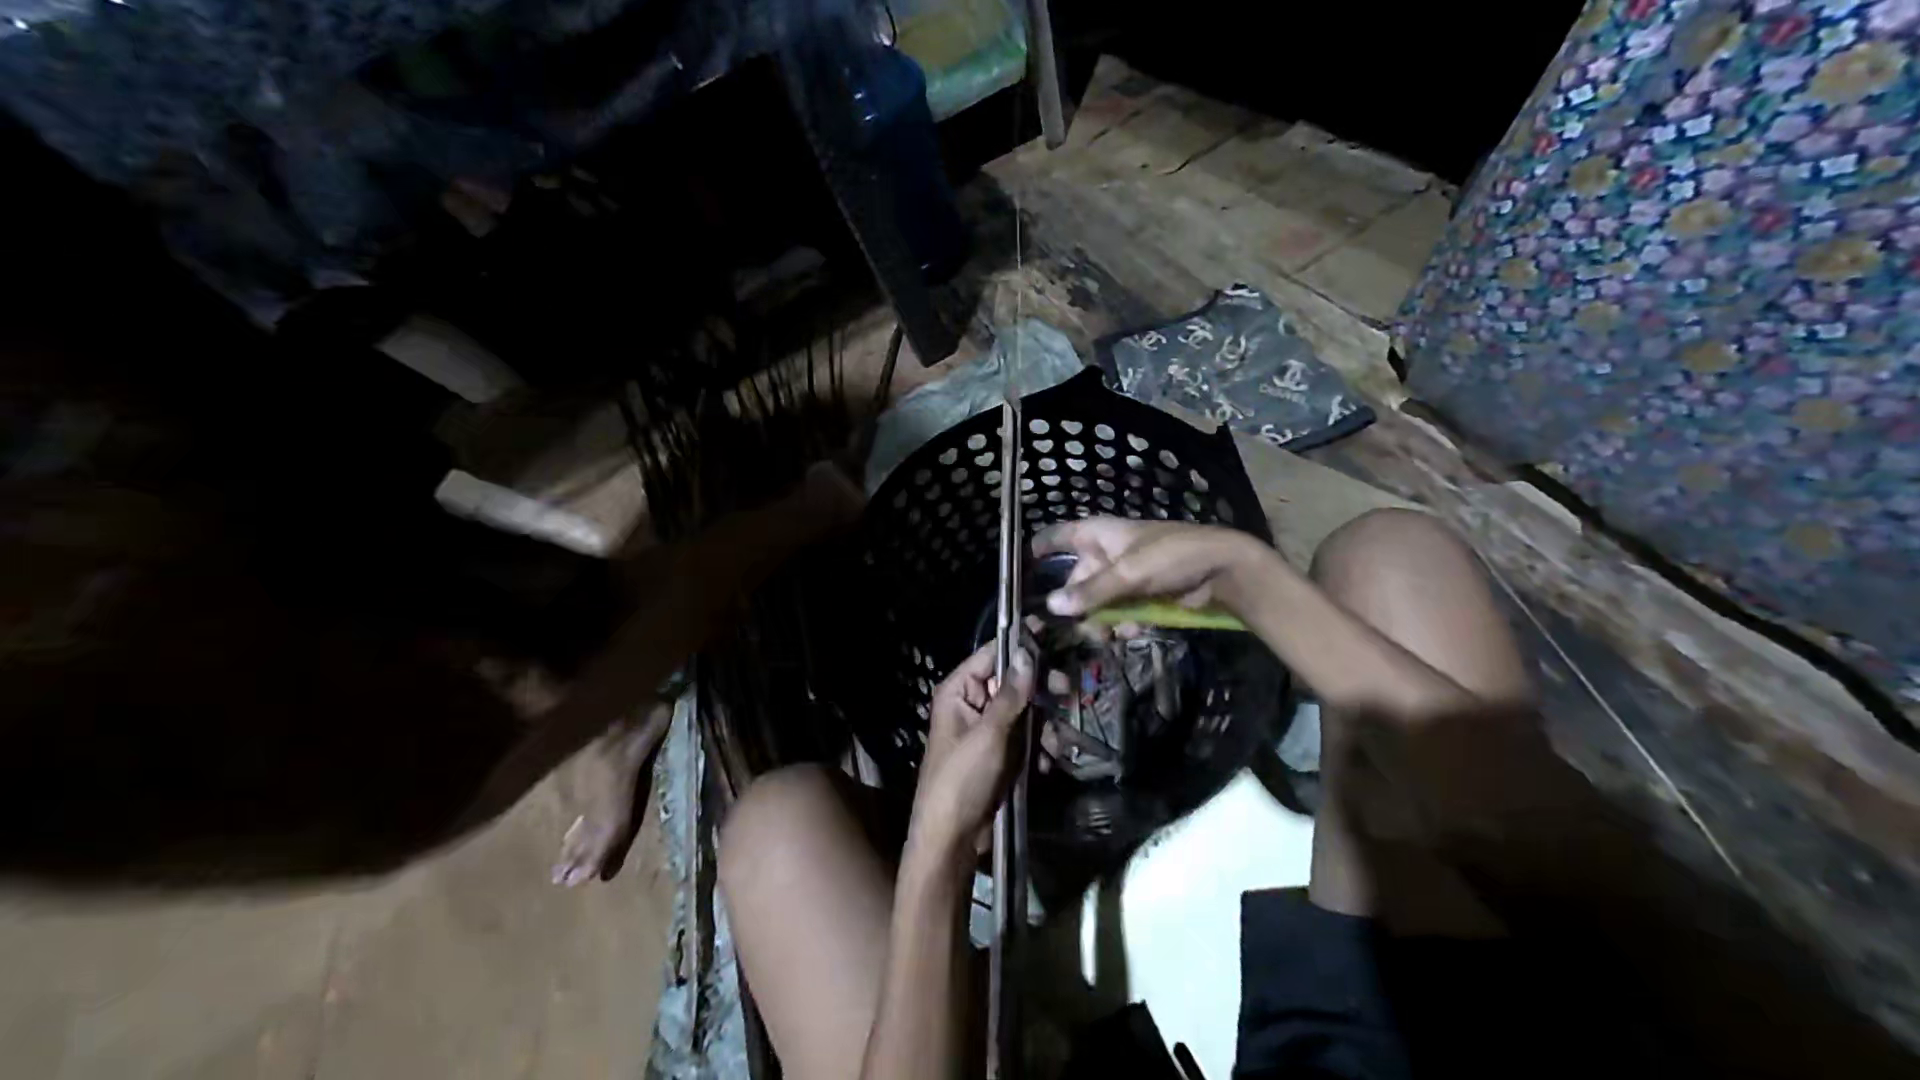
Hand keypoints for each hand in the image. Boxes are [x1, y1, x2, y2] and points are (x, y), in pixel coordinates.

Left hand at [907, 641, 1035, 866]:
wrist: (952, 837)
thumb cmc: (961, 779)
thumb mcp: (988, 735)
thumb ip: (1010, 694)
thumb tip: (1027, 653)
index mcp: (959, 691)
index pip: (991, 655)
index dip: (1020, 644)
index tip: (1051, 633)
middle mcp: (973, 703)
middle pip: (1013, 681)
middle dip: (1041, 688)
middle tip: (1068, 691)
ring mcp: (989, 728)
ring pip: (1026, 709)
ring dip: (1044, 723)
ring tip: (1057, 741)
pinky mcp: (1002, 751)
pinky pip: (1027, 735)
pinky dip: (1040, 745)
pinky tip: (1048, 760)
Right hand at [1031, 517, 1273, 621]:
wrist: (1222, 570)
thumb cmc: (1171, 556)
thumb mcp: (1127, 573)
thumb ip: (1090, 592)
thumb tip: (1051, 606)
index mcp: (1098, 534)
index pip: (1057, 536)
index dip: (1037, 550)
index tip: (1019, 571)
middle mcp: (1105, 554)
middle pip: (1075, 581)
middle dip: (1075, 606)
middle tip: (1072, 629)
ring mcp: (1123, 576)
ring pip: (1096, 603)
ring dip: (1101, 621)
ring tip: (1109, 635)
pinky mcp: (1140, 595)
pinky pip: (1119, 612)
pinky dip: (1124, 624)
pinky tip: (1134, 630)